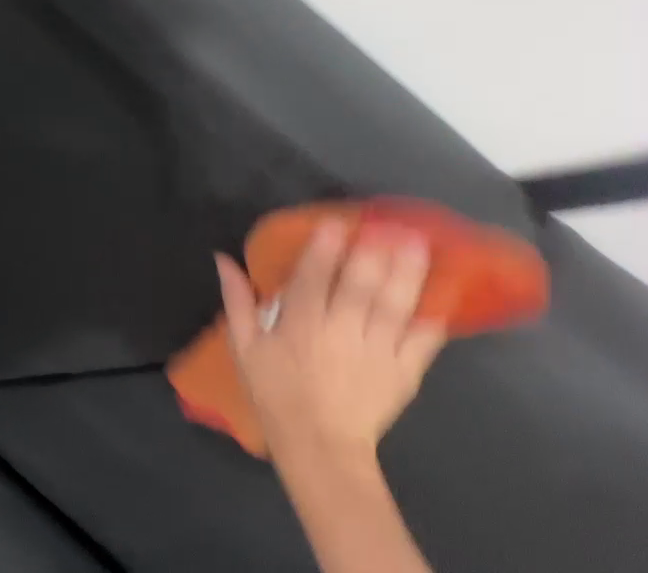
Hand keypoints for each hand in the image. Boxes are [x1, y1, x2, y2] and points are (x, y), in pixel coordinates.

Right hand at [215, 219, 448, 466]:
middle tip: (388, 224)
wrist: (319, 442)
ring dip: (408, 273)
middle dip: (375, 253)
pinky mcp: (405, 371)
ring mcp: (378, 351)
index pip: (314, 277)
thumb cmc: (273, 389)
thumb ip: (237, 300)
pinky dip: (432, 316)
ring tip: (418, 245)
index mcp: (300, 324)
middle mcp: (341, 331)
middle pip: (362, 286)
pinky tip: (441, 294)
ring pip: (396, 305)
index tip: (334, 222)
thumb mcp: (243, 345)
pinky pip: (423, 340)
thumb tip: (223, 259)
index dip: (324, 248)